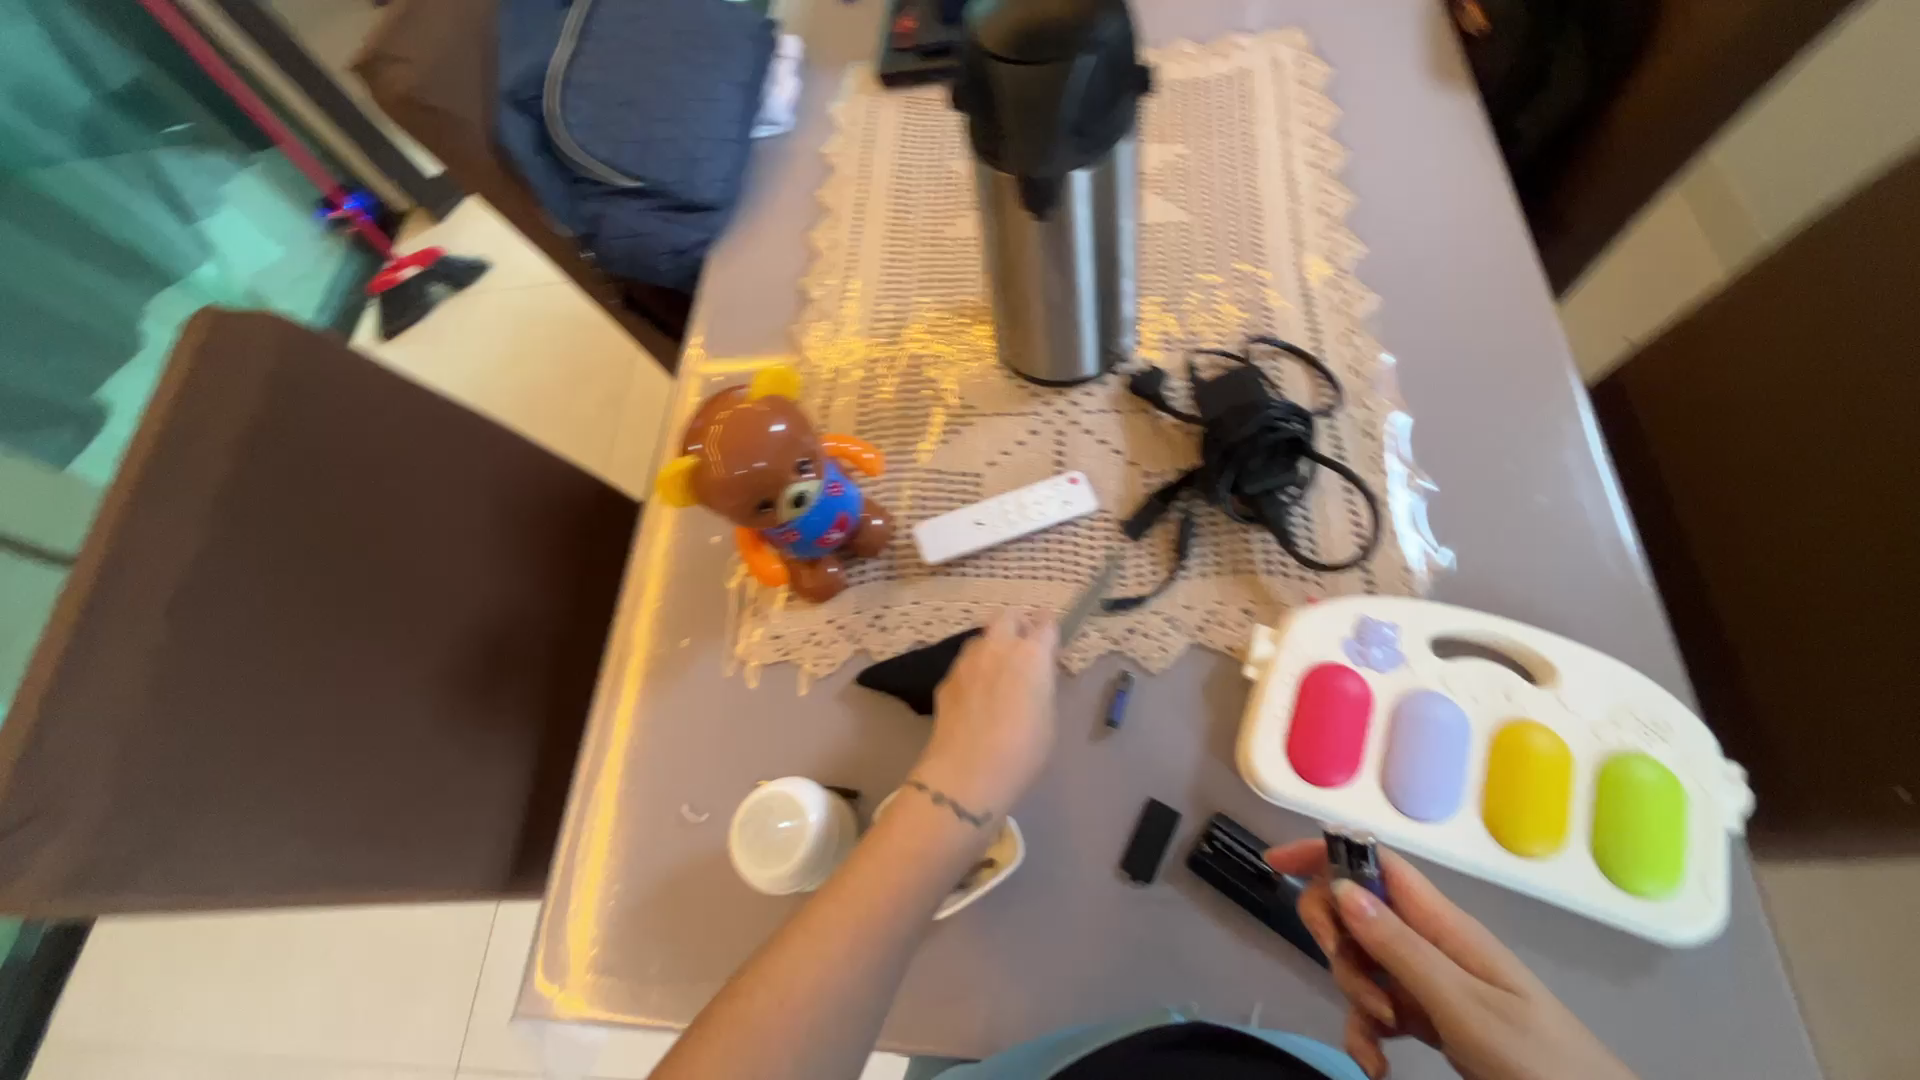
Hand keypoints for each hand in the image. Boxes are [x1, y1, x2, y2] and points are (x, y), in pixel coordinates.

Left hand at [915, 609, 1059, 819]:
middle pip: (1007, 616)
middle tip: (1024, 647)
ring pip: (982, 638)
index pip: (1045, 623)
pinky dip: (974, 670)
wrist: (968, 771)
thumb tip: (1036, 677)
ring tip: (997, 672)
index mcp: (1031, 654)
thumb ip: (1043, 687)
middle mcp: (998, 647)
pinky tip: (976, 696)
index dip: (1050, 630)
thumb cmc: (1023, 750)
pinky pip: (965, 664)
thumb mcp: (1049, 718)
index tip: (1052, 642)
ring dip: (992, 645)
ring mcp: (967, 660)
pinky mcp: (946, 678)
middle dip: (1018, 624)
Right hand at [1266, 840, 1636, 1079]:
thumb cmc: (1541, 1063)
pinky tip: (1375, 1065)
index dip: (1325, 852)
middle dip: (1337, 942)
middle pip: (1355, 912)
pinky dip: (1365, 1032)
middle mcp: (1431, 943)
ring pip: (1361, 961)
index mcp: (1443, 925)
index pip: (1375, 863)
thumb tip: (1341, 888)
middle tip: (1354, 981)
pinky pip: (1376, 1007)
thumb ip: (1400, 949)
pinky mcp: (1430, 1018)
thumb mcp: (1465, 1008)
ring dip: (1355, 995)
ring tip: (1382, 1039)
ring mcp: (1429, 981)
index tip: (1277, 862)